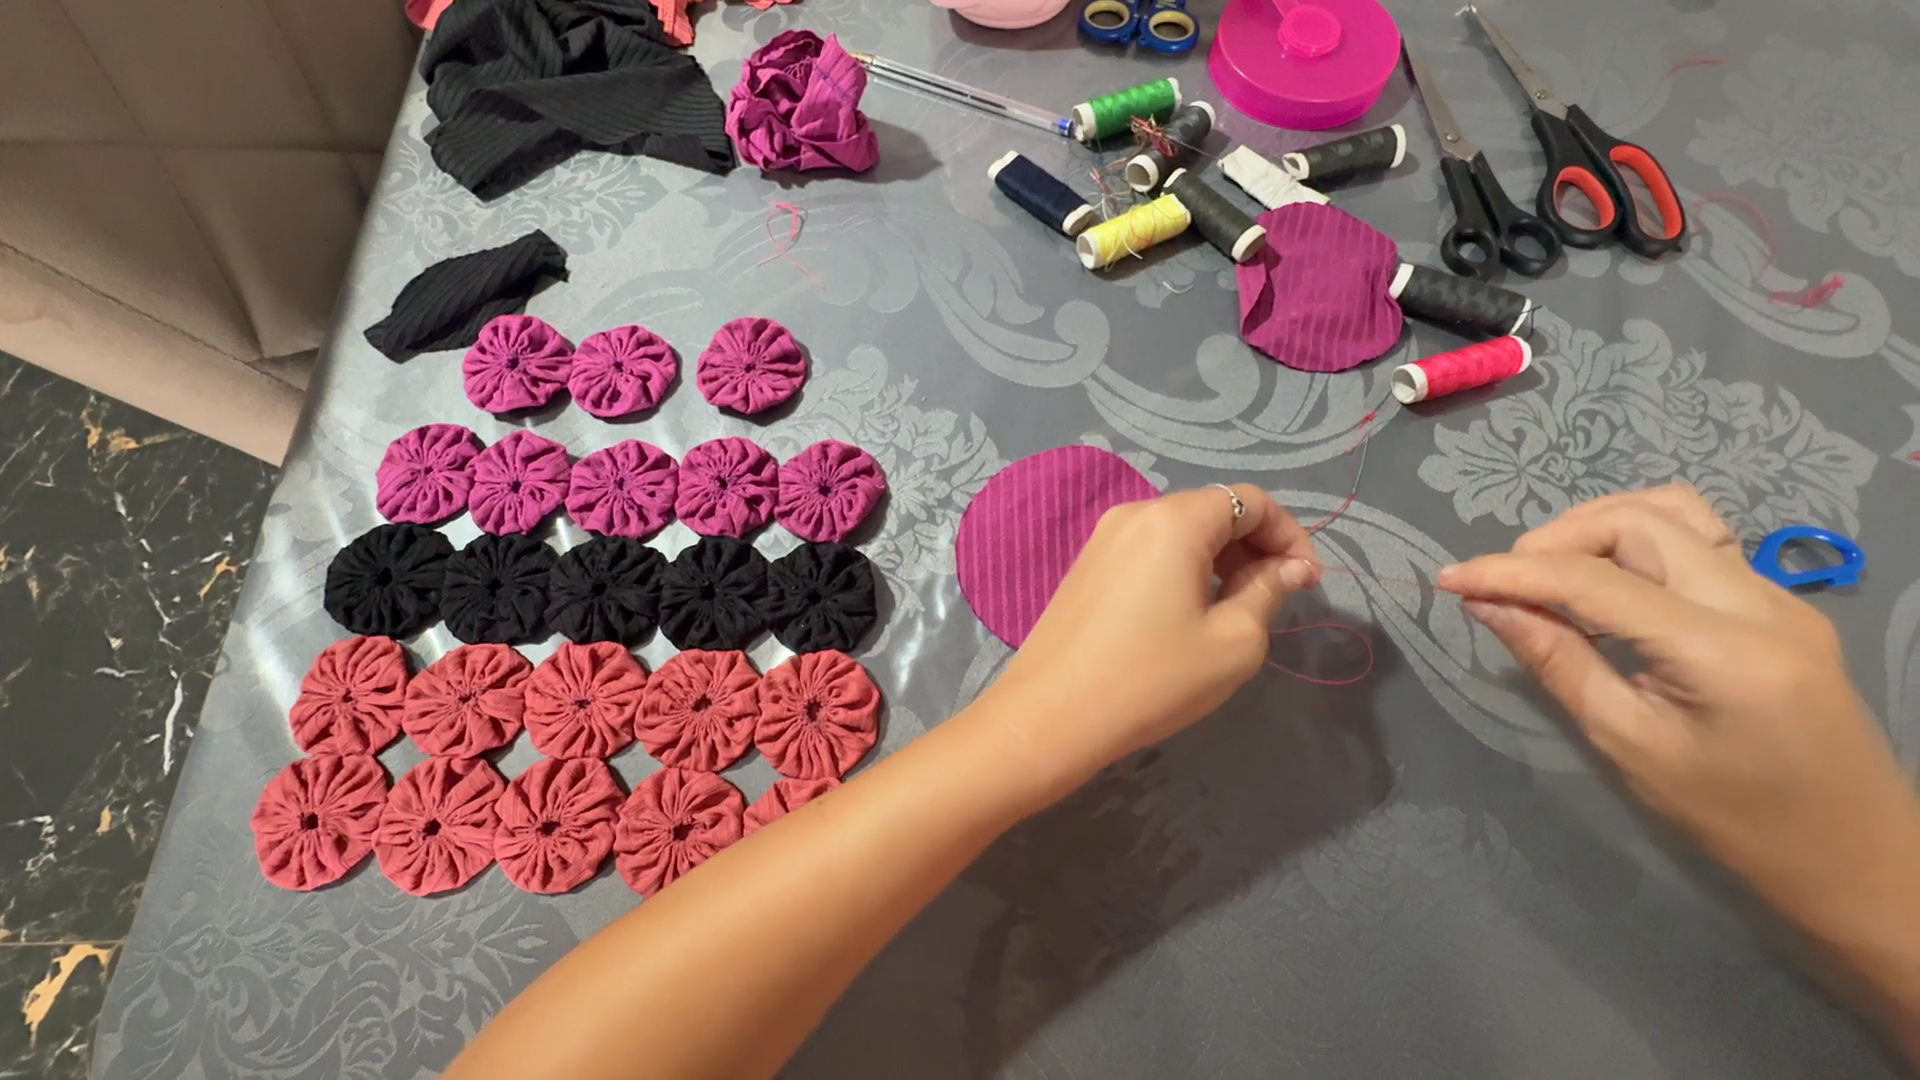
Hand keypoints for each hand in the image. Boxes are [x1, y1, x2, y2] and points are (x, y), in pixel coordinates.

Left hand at [986, 484, 1319, 791]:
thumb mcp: (1232, 641)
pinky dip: (1182, 568)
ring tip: (1236, 609)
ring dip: (1219, 558)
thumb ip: (1267, 591)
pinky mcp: (1086, 566)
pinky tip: (1188, 612)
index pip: (1250, 500)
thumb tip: (1290, 567)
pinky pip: (1148, 551)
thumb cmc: (1153, 678)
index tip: (1306, 582)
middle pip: (1212, 510)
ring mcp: (1103, 539)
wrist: (1052, 714)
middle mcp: (1134, 514)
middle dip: (1255, 546)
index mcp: (1174, 520)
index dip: (1289, 535)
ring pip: (1179, 532)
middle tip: (1277, 598)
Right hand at [1436, 485, 1919, 946]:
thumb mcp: (1624, 740)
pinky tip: (1600, 580)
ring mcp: (1776, 596)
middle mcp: (1759, 604)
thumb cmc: (1731, 817)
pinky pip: (1694, 539)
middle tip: (1505, 586)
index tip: (1449, 579)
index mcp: (1723, 651)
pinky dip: (1630, 541)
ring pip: (1672, 512)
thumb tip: (1485, 603)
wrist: (1855, 858)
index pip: (1594, 580)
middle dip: (1553, 541)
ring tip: (1548, 572)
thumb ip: (1554, 658)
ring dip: (1594, 527)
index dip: (1509, 572)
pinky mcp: (1775, 602)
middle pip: (1637, 522)